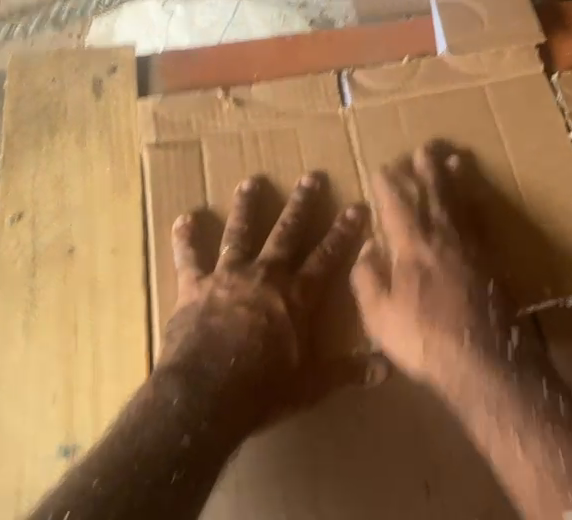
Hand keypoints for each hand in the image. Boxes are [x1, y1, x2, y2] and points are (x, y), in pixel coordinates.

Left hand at [156, 172, 372, 435]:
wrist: (204, 396)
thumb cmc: (262, 391)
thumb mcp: (312, 385)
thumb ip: (347, 371)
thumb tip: (387, 369)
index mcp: (297, 296)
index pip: (328, 256)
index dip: (344, 231)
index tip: (356, 206)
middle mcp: (266, 275)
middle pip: (287, 232)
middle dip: (301, 203)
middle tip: (311, 176)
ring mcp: (228, 276)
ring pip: (240, 233)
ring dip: (247, 207)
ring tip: (251, 182)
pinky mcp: (195, 287)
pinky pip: (189, 258)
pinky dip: (186, 239)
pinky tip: (184, 218)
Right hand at [352, 144, 520, 391]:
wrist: (483, 357)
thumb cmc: (423, 338)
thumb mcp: (378, 315)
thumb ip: (367, 277)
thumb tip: (367, 246)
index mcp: (410, 244)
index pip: (396, 202)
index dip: (388, 183)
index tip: (382, 168)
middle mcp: (441, 234)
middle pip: (432, 192)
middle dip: (425, 168)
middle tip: (424, 147)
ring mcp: (469, 244)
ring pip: (458, 200)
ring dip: (453, 178)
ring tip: (452, 158)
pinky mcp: (489, 258)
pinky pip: (479, 219)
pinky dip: (475, 202)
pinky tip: (475, 199)